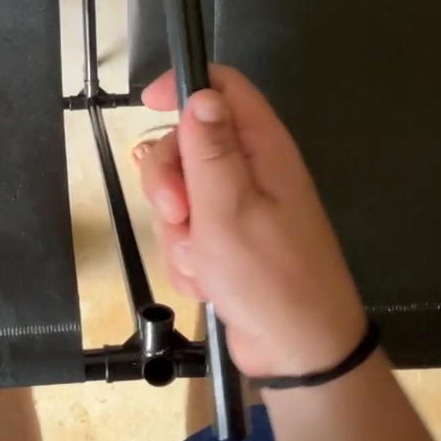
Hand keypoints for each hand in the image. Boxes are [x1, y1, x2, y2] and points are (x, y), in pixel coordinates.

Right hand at [134, 66, 367, 379]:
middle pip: (186, 143)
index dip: (182, 86)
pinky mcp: (225, 239)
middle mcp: (249, 169)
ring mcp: (236, 206)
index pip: (221, 86)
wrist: (296, 354)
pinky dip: (187, 256)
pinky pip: (185, 231)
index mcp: (261, 147)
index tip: (144, 106)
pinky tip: (206, 280)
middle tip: (178, 214)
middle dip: (168, 181)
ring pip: (179, 192)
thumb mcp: (229, 209)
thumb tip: (201, 93)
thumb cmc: (268, 277)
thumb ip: (209, 149)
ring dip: (177, 230)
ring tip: (202, 261)